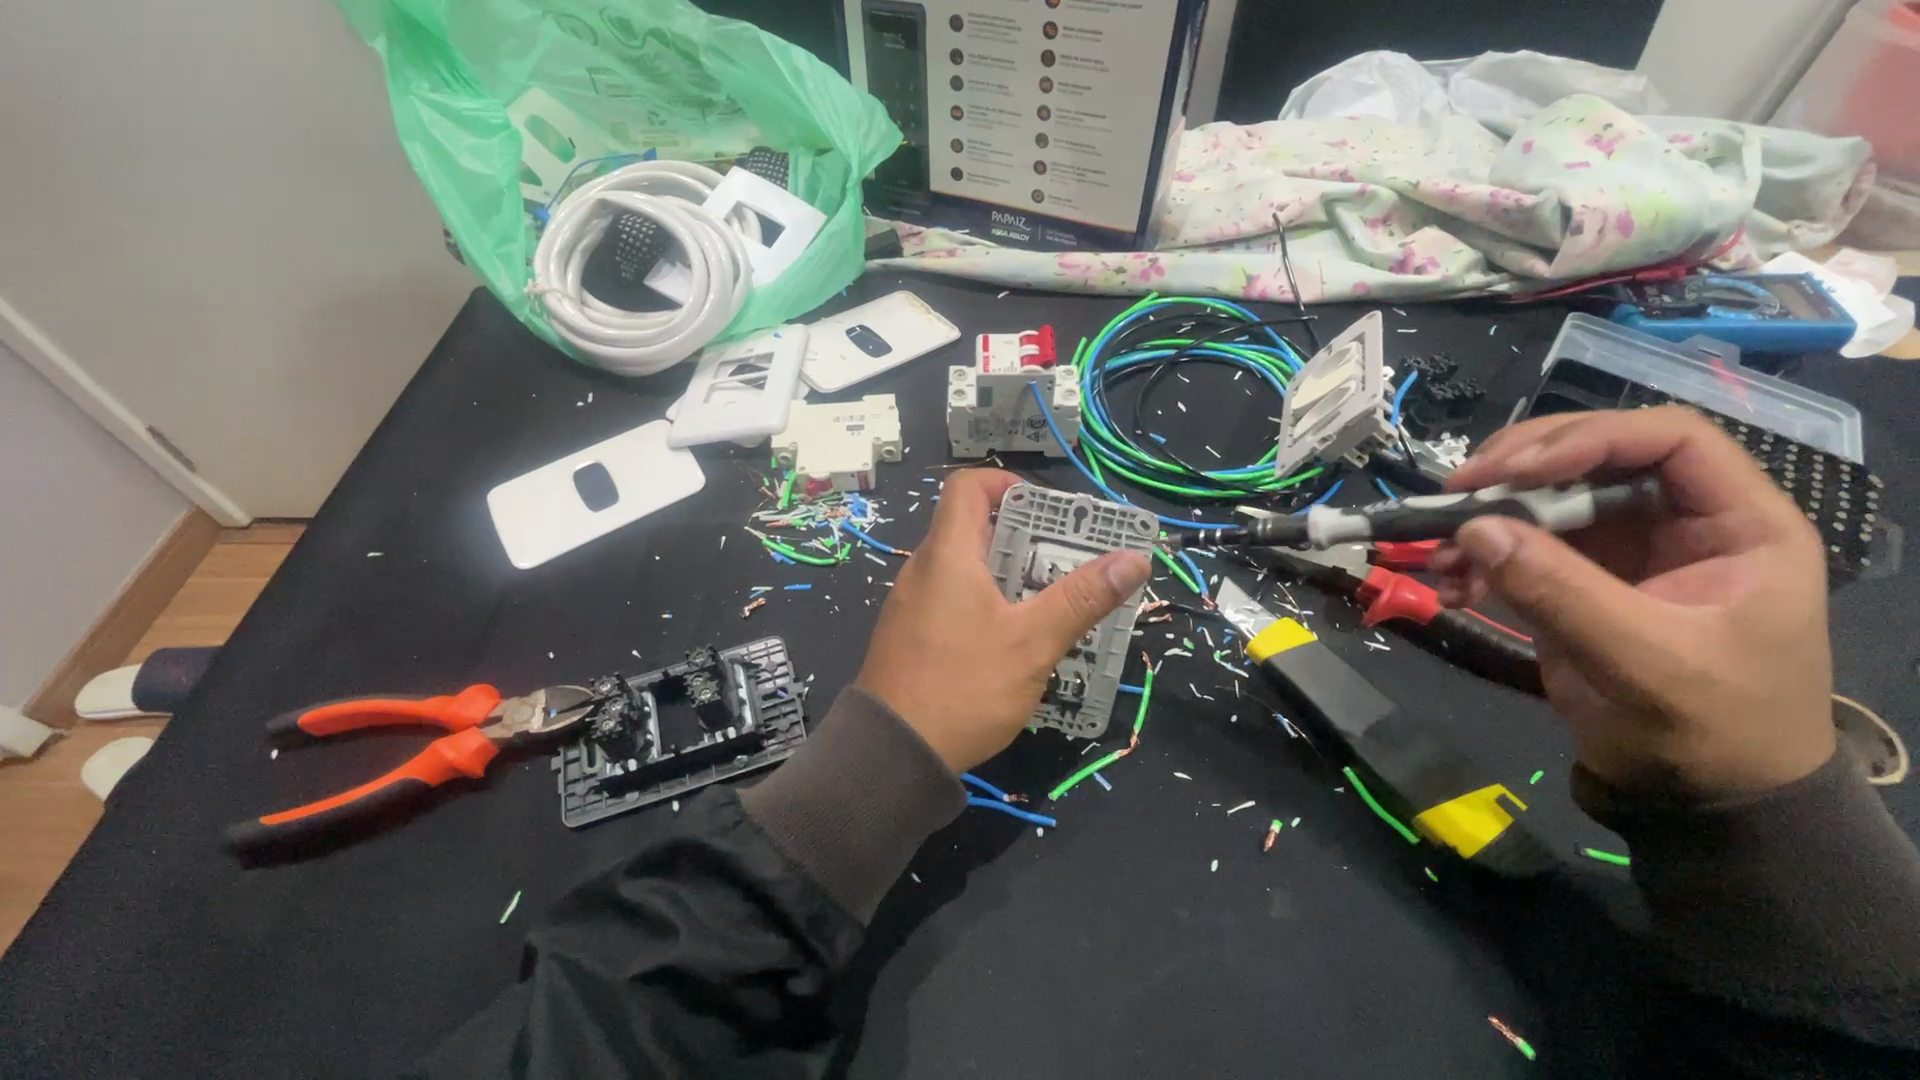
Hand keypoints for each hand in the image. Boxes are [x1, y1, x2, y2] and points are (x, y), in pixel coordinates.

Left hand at [856, 470, 1151, 773]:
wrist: (892, 754)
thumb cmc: (963, 688)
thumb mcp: (1032, 643)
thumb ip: (1081, 599)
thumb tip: (1134, 558)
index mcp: (947, 555)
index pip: (969, 486)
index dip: (1009, 486)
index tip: (1049, 513)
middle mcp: (923, 570)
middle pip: (973, 528)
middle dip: (1025, 538)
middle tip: (1067, 563)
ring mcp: (912, 605)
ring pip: (965, 569)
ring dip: (1008, 575)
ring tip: (1050, 602)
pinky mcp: (910, 636)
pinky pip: (952, 600)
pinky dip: (985, 604)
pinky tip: (1014, 639)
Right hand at [1430, 407, 1833, 798]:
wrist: (1692, 796)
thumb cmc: (1706, 727)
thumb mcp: (1642, 658)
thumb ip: (1560, 590)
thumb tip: (1474, 528)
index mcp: (1737, 525)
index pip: (1669, 441)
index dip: (1590, 439)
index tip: (1515, 470)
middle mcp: (1679, 523)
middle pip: (1596, 457)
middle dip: (1521, 469)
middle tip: (1457, 488)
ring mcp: (1623, 550)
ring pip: (1547, 500)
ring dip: (1487, 516)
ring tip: (1441, 548)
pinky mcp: (1577, 580)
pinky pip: (1521, 546)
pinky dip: (1480, 557)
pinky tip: (1453, 583)